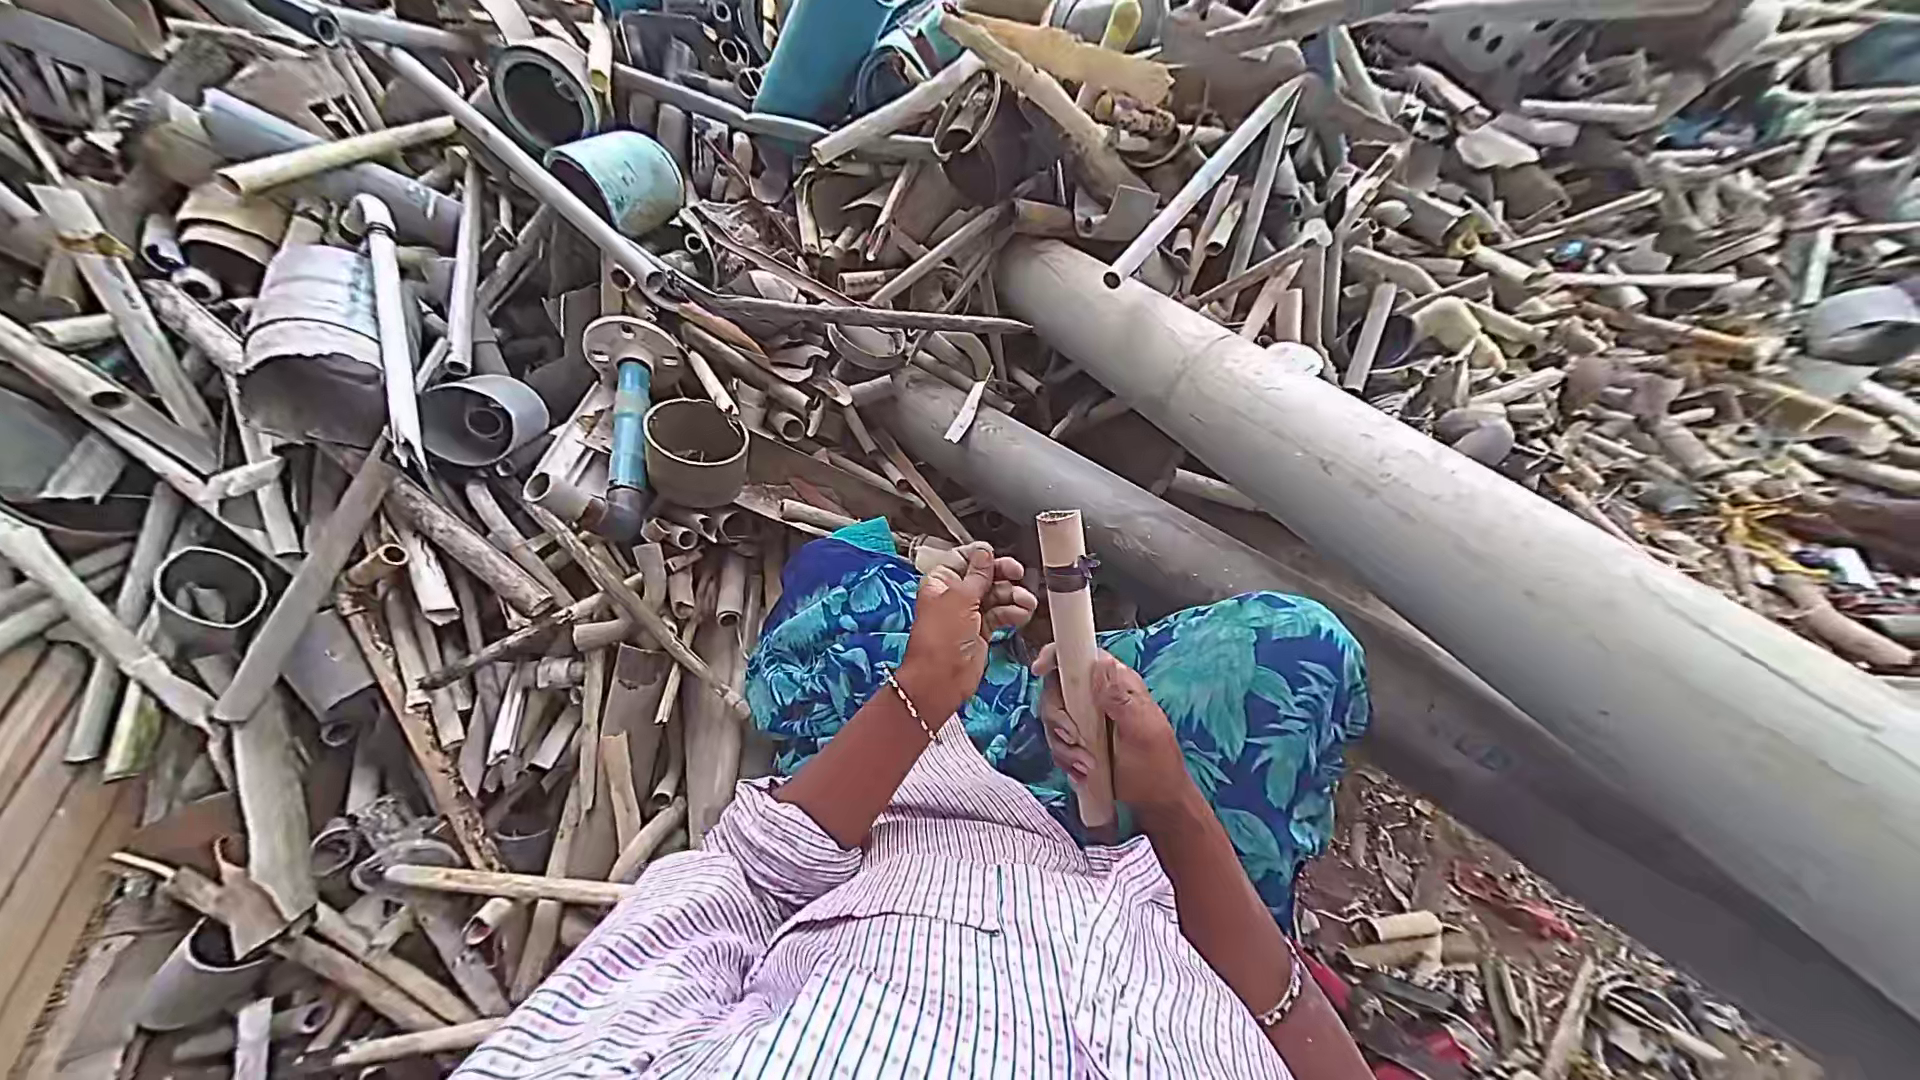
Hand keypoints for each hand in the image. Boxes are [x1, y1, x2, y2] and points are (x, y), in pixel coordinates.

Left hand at [898, 543, 1036, 719]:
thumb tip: (984, 552)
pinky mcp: (982, 630)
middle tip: (1018, 574)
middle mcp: (955, 595)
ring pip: (996, 596)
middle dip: (1002, 575)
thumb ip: (977, 574)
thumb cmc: (941, 638)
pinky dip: (1013, 613)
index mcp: (941, 581)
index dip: (981, 556)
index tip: (996, 555)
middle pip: (984, 576)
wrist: (941, 679)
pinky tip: (1022, 614)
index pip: (963, 559)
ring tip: (1025, 602)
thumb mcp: (960, 598)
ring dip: (1013, 596)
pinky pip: (1001, 615)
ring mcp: (969, 613)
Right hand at [1032, 647, 1197, 820]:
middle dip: (1058, 718)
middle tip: (1073, 739)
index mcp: (1116, 683)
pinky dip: (1065, 758)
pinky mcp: (1078, 739)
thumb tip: (1100, 663)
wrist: (1157, 802)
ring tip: (1086, 765)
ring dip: (1063, 745)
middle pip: (1056, 690)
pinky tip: (1083, 773)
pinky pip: (1056, 742)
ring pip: (1052, 719)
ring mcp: (1085, 718)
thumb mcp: (1142, 730)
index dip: (1056, 656)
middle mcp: (1096, 695)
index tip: (1040, 670)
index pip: (1080, 656)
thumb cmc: (1157, 764)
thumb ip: (1120, 698)